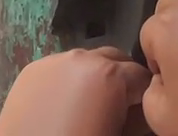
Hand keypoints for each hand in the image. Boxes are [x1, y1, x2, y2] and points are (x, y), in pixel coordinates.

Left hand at [0, 46, 151, 135]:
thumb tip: (143, 114)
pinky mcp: (31, 69)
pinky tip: (63, 106)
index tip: (145, 110)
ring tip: (90, 107)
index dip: (146, 94)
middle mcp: (83, 56)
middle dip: (122, 79)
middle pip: (114, 59)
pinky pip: (59, 68)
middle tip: (121, 108)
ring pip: (86, 60)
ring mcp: (54, 60)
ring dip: (94, 77)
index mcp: (109, 75)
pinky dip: (68, 80)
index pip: (141, 75)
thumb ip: (136, 121)